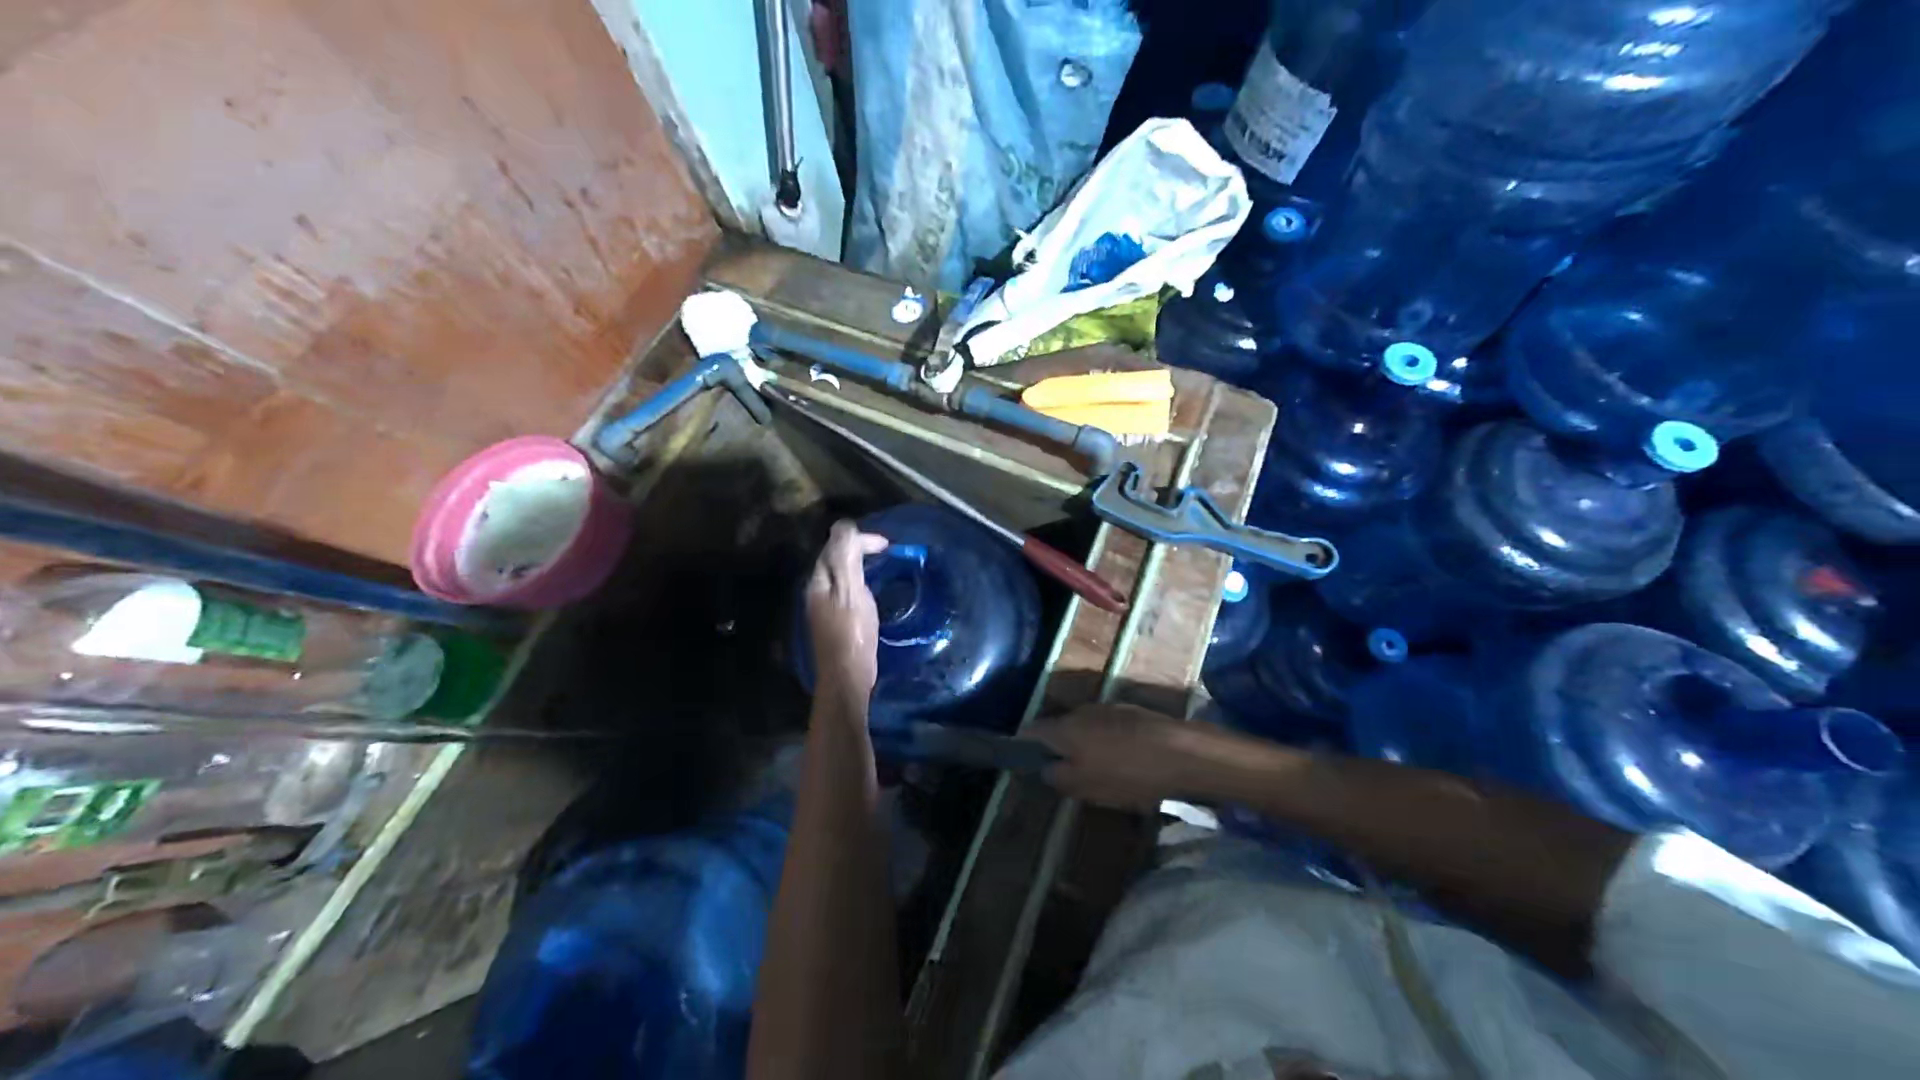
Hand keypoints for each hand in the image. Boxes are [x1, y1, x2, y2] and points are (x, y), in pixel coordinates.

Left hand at [806, 520, 889, 697]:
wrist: (846, 675)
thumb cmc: (851, 632)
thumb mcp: (850, 590)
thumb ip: (846, 558)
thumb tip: (845, 527)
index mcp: (819, 580)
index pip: (836, 546)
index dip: (860, 540)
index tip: (887, 546)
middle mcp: (817, 590)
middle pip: (835, 559)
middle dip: (858, 549)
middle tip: (885, 551)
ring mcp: (823, 607)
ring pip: (840, 574)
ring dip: (859, 565)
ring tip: (881, 566)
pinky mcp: (834, 621)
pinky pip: (846, 590)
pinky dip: (859, 582)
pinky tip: (871, 592)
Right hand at [1029, 704, 1222, 809]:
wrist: (1183, 753)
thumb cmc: (1127, 774)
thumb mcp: (1086, 787)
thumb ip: (1058, 777)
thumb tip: (1046, 768)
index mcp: (1063, 728)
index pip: (1030, 731)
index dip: (1024, 747)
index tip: (1028, 765)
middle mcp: (1081, 711)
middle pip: (1058, 728)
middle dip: (1059, 749)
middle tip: (1067, 775)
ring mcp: (1108, 708)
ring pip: (1084, 727)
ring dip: (1085, 746)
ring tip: (1099, 772)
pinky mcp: (1132, 712)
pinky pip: (1108, 728)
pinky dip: (1108, 743)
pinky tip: (1124, 763)